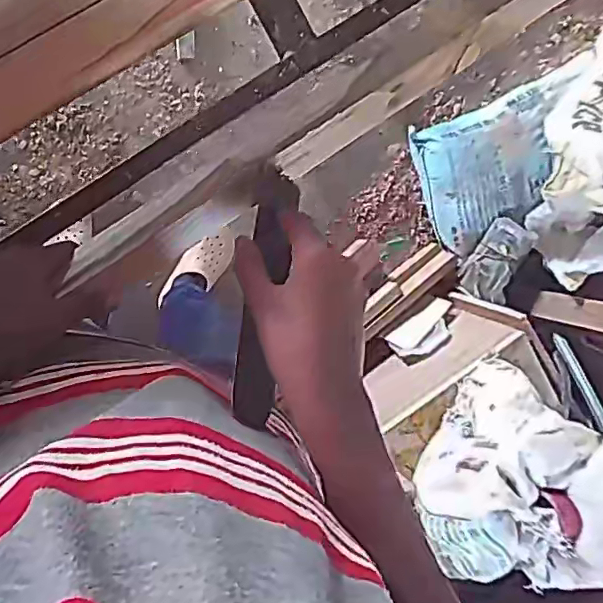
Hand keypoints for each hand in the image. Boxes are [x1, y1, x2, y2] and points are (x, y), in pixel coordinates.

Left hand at [0, 242, 104, 413]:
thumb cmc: (11, 335)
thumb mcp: (58, 320)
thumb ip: (88, 301)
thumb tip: (116, 289)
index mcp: (33, 257)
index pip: (70, 250)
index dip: (84, 270)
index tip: (90, 295)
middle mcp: (9, 259)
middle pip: (46, 268)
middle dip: (59, 289)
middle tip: (67, 318)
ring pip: (24, 285)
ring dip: (35, 303)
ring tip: (39, 333)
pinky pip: (3, 301)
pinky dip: (13, 314)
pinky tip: (12, 339)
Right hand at [233, 211, 375, 446]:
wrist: (326, 388)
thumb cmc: (293, 346)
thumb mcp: (261, 302)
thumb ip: (250, 266)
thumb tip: (243, 244)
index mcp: (317, 256)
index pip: (298, 222)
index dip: (281, 216)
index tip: (270, 215)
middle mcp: (342, 264)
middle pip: (316, 240)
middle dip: (294, 241)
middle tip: (270, 251)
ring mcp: (354, 285)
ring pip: (330, 260)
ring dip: (311, 261)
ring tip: (287, 276)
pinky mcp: (358, 305)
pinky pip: (339, 280)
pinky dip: (322, 281)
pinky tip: (302, 300)